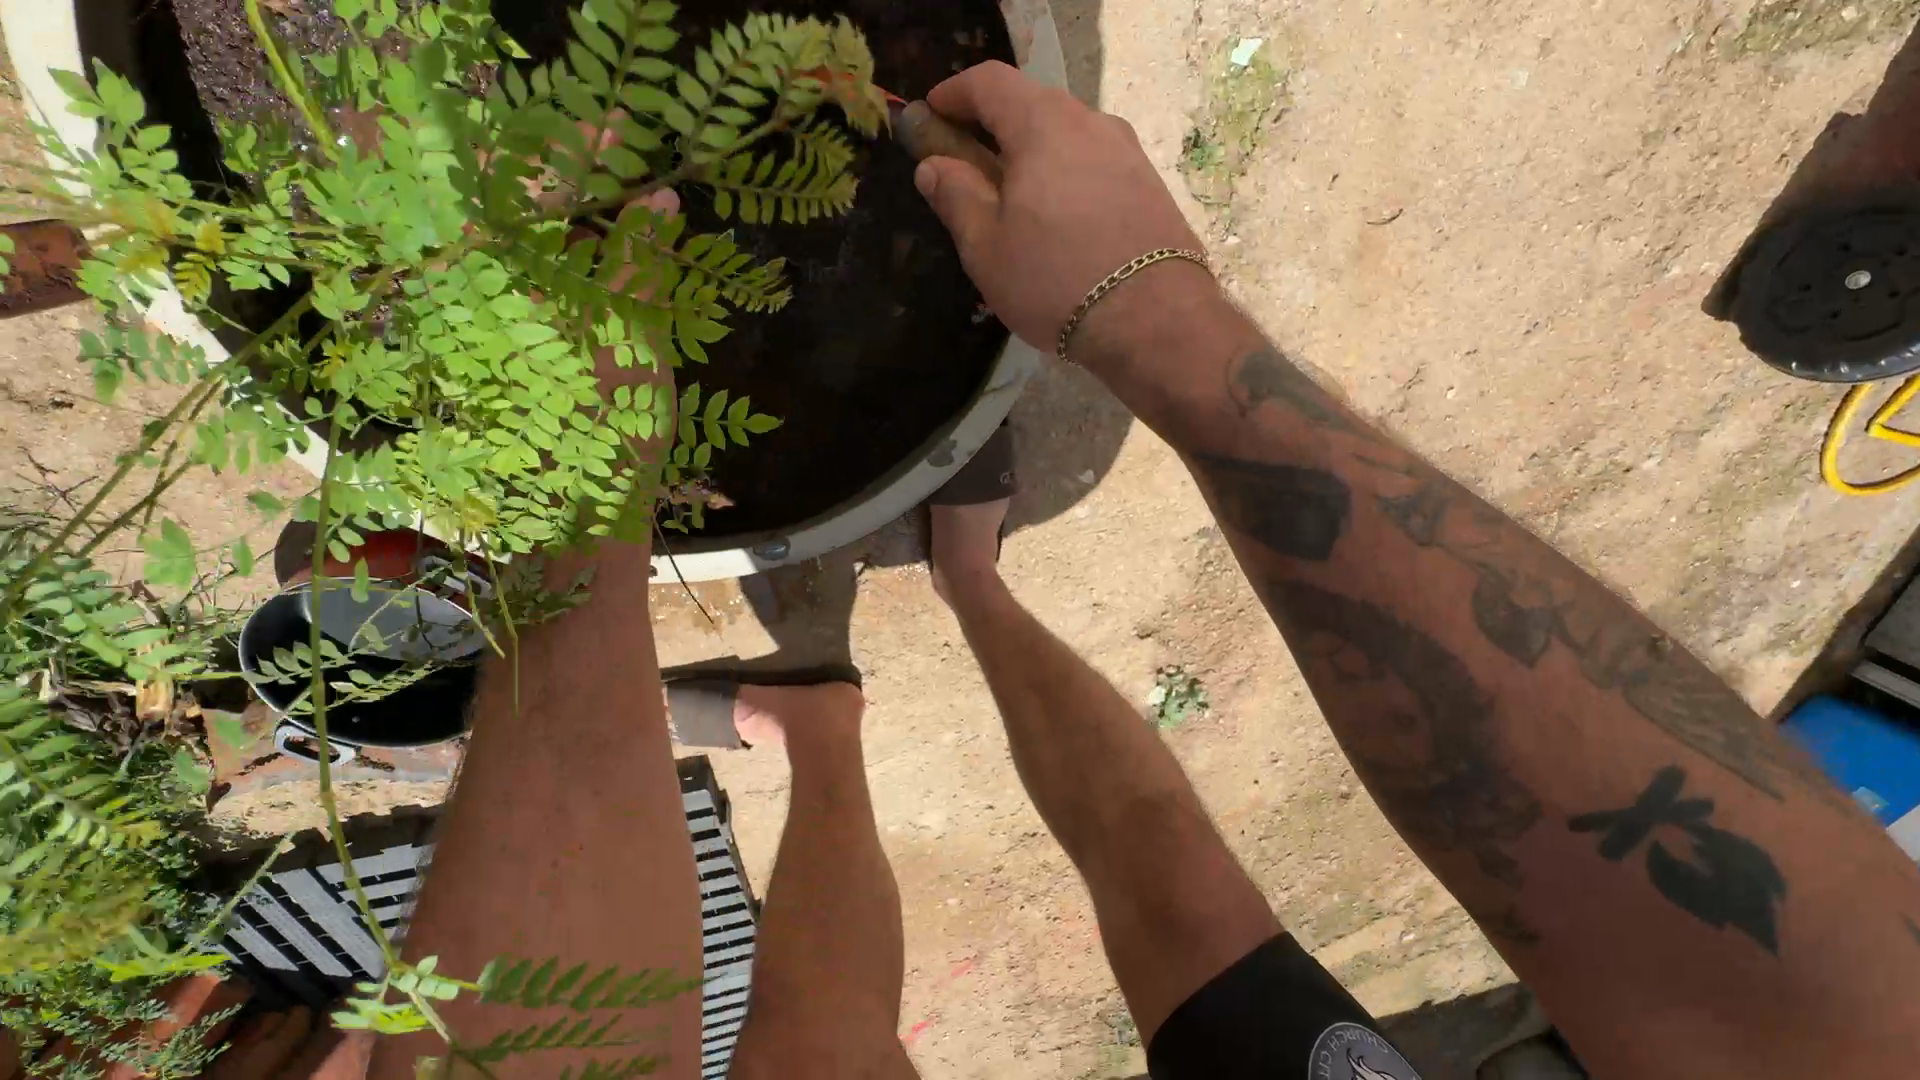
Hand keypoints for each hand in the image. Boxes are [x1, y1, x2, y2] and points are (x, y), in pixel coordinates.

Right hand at [913, 61, 1206, 363]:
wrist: (1152, 321)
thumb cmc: (1054, 281)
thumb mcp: (986, 248)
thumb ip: (956, 197)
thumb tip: (933, 166)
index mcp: (1043, 124)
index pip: (989, 82)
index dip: (953, 94)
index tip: (931, 116)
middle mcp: (1091, 122)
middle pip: (1032, 106)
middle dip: (994, 128)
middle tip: (969, 167)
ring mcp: (1128, 152)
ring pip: (1067, 138)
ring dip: (1034, 157)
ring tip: (1016, 203)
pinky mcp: (1150, 186)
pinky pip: (1094, 167)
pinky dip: (1066, 178)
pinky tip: (1060, 223)